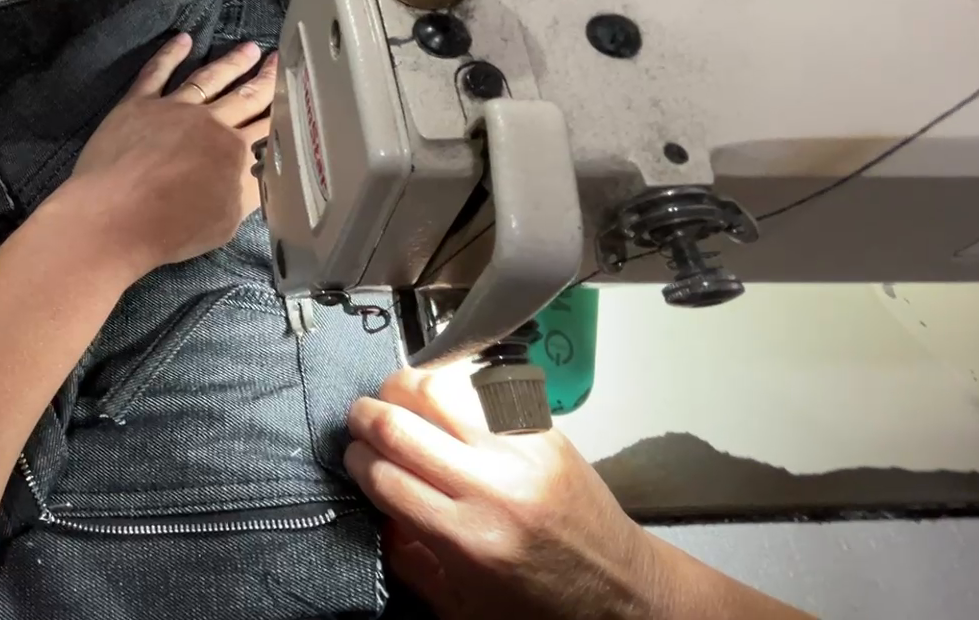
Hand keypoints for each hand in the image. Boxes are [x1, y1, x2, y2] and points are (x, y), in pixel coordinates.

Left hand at [54, 33, 276, 278]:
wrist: (118, 215)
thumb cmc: (173, 227)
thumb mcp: (227, 221)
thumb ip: (247, 191)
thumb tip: (262, 170)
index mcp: (235, 151)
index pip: (266, 126)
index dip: (283, 108)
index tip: (296, 91)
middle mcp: (210, 122)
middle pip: (244, 95)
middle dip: (264, 77)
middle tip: (278, 59)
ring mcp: (174, 108)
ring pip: (208, 78)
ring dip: (230, 63)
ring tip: (248, 48)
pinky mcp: (139, 103)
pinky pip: (157, 72)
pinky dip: (170, 54)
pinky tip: (182, 40)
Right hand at [345, 369, 694, 619]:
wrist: (626, 592)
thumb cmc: (539, 606)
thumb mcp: (463, 606)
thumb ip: (405, 556)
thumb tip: (368, 503)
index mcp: (468, 539)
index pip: (381, 475)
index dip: (354, 460)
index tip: (353, 457)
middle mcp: (491, 487)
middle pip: (395, 424)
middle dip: (362, 416)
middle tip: (360, 421)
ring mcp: (519, 448)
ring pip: (433, 386)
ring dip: (401, 388)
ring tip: (398, 402)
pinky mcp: (540, 425)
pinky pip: (476, 381)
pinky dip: (448, 383)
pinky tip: (443, 402)